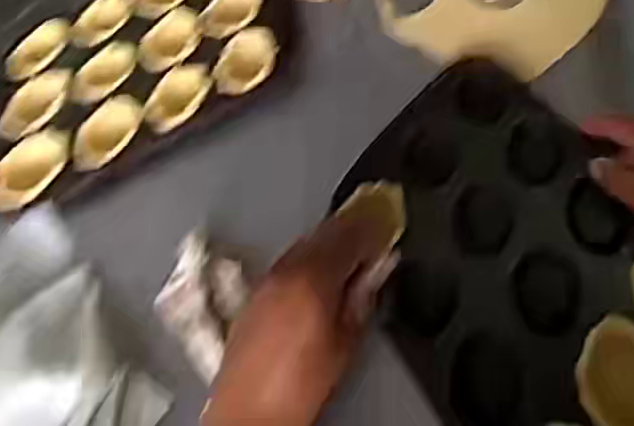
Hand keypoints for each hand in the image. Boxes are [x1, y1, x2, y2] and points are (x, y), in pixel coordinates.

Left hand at [203, 208, 396, 425]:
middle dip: (351, 230)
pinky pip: (290, 257)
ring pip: (307, 241)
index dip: (371, 228)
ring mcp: (270, 276)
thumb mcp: (345, 347)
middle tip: (371, 236)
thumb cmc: (296, 389)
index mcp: (314, 278)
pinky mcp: (257, 289)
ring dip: (329, 241)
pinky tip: (318, 272)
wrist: (249, 413)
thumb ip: (361, 302)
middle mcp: (289, 268)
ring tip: (348, 255)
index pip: (349, 235)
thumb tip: (372, 276)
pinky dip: (309, 255)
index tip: (385, 226)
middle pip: (326, 231)